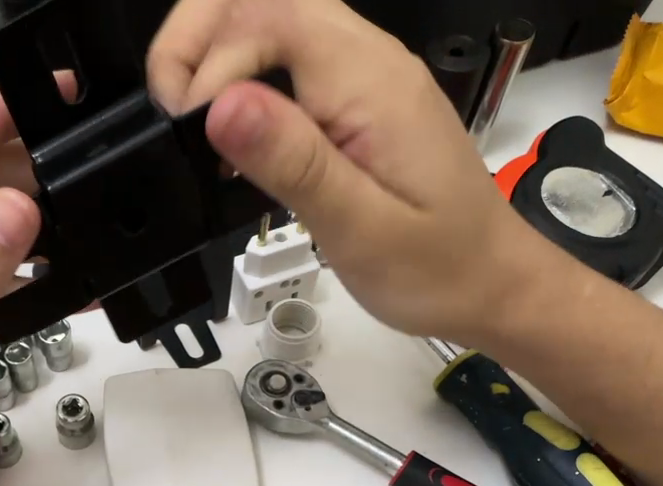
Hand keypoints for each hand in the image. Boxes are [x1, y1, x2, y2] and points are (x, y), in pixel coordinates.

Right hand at [147, 0, 570, 344]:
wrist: (488, 282)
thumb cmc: (436, 267)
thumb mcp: (361, 229)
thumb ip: (294, 164)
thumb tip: (222, 106)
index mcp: (370, 82)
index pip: (267, 17)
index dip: (210, 63)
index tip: (190, 133)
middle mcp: (367, 62)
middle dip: (198, 43)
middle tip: (173, 118)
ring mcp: (362, 78)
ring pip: (270, 25)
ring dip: (216, 64)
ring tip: (194, 135)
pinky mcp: (355, 104)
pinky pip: (287, 67)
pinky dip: (243, 92)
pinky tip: (232, 145)